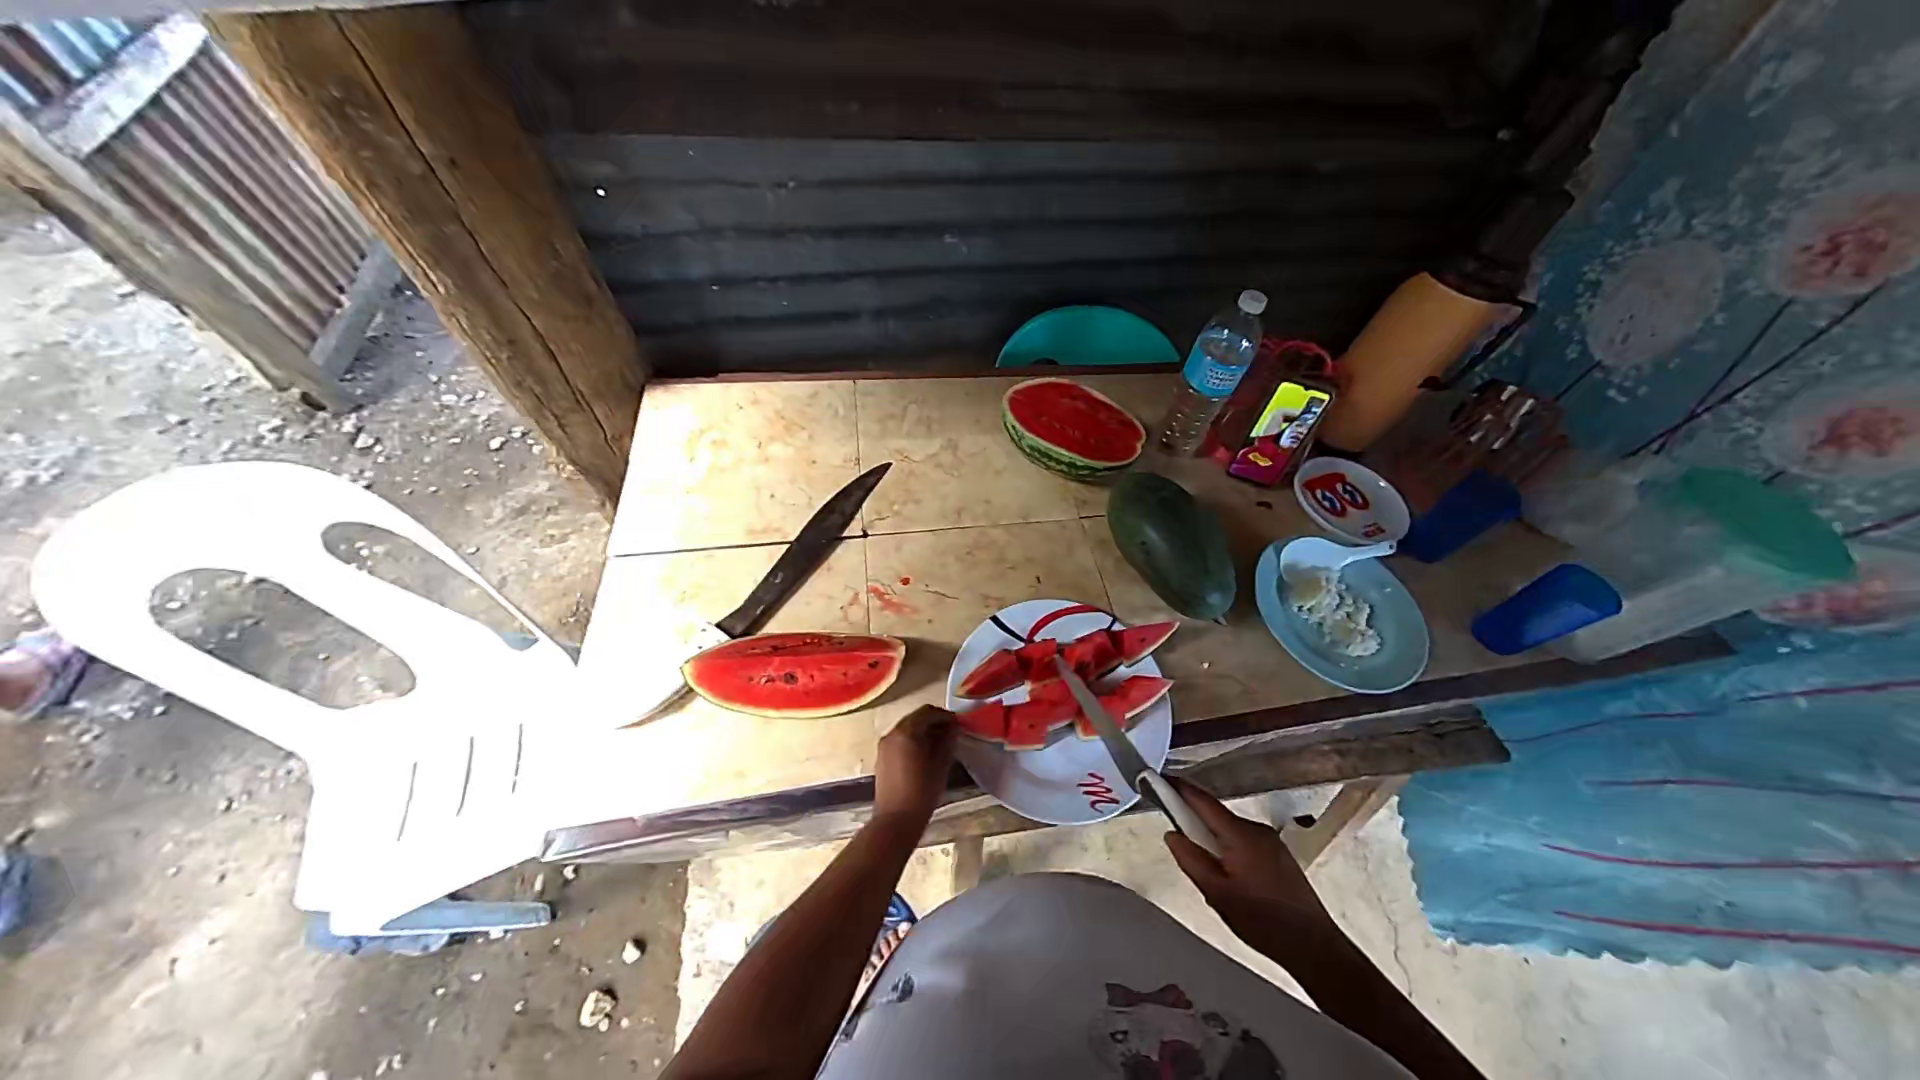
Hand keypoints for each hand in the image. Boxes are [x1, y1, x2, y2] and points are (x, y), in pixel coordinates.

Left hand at [873, 705, 956, 828]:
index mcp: (907, 732)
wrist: (895, 820)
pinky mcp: (882, 756)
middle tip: (951, 733)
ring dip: (923, 730)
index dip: (945, 715)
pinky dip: (913, 740)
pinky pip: (900, 739)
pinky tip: (925, 754)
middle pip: (916, 717)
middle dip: (934, 722)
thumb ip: (947, 742)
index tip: (958, 724)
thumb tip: (953, 728)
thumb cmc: (921, 793)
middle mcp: (893, 733)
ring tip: (940, 744)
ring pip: (907, 728)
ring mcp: (885, 744)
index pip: (928, 712)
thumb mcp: (940, 765)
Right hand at [1163, 777, 1341, 955]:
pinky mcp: (1278, 854)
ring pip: (1230, 831)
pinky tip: (1230, 879)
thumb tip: (1172, 834)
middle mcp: (1257, 830)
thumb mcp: (1216, 893)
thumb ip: (1190, 859)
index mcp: (1240, 835)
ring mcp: (1271, 841)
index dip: (1178, 788)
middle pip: (1216, 816)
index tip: (1159, 780)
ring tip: (1211, 877)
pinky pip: (1244, 841)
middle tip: (1180, 845)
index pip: (1203, 801)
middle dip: (1194, 823)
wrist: (1314, 947)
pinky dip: (1229, 849)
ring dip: (1213, 841)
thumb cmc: (1263, 922)